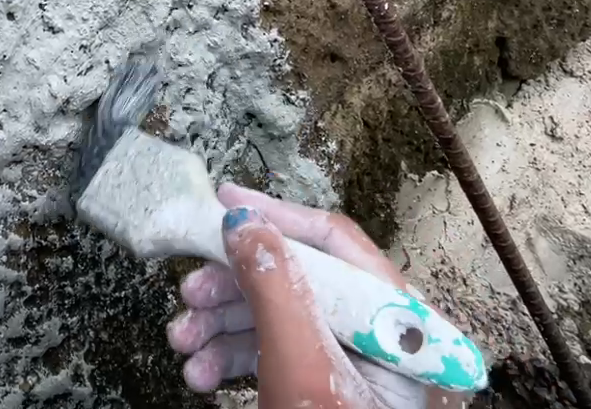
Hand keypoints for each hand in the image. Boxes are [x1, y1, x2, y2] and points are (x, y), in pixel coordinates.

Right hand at [167, 184, 461, 408]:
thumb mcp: (301, 373)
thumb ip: (275, 287)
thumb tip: (243, 220)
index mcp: (408, 331)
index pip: (335, 242)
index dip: (274, 215)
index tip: (221, 201)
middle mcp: (389, 343)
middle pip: (298, 279)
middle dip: (233, 286)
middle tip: (187, 293)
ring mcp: (359, 372)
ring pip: (280, 316)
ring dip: (222, 326)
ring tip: (182, 345)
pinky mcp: (330, 393)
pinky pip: (277, 353)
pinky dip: (234, 358)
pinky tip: (200, 375)